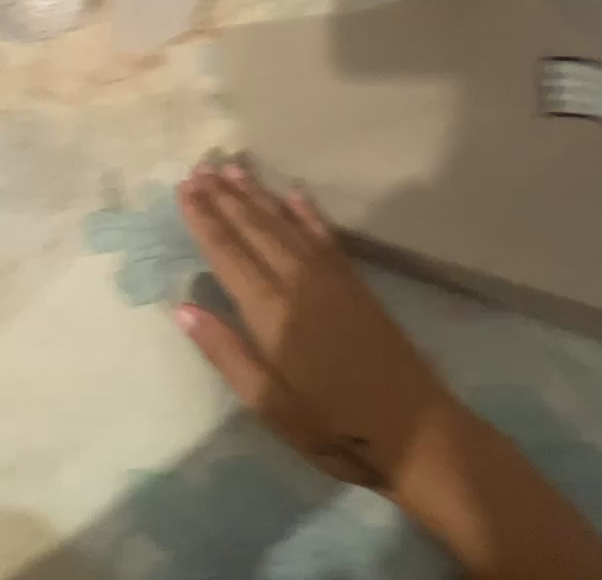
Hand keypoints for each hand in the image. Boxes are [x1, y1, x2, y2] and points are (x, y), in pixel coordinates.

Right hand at [174, 162, 457, 490]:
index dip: (204, 219)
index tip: (184, 190)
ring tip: (233, 168)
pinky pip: (324, 236)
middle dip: (224, 197)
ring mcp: (331, 279)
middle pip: (254, 229)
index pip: (228, 253)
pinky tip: (293, 194)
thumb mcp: (269, 404)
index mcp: (272, 312)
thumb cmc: (334, 427)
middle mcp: (298, 282)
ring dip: (257, 195)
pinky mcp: (356, 284)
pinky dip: (306, 212)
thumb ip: (225, 352)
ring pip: (285, 224)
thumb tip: (182, 307)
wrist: (418, 433)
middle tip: (199, 168)